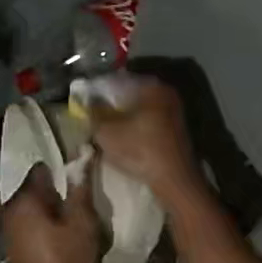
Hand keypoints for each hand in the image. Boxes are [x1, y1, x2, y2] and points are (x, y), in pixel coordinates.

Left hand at [2, 165, 97, 262]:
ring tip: (75, 217)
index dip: (64, 168)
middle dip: (58, 189)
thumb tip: (82, 155)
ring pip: (34, 205)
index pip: (43, 167)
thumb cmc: (64, 259)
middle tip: (82, 200)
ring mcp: (9, 225)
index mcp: (25, 197)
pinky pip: (30, 221)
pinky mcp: (13, 242)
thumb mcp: (81, 222)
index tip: (82, 177)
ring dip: (52, 208)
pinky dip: (45, 222)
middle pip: (37, 187)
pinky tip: (61, 233)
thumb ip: (81, 188)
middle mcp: (10, 206)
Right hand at [86, 76, 199, 198]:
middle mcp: (166, 93)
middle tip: (94, 119)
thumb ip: (93, 114)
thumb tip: (85, 103)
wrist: (176, 181)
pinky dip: (137, 130)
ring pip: (140, 111)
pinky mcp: (177, 132)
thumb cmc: (141, 151)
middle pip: (130, 96)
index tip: (84, 104)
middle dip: (111, 106)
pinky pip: (150, 125)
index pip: (116, 81)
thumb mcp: (107, 133)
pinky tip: (125, 142)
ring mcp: (175, 113)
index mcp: (151, 86)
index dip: (97, 92)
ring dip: (124, 120)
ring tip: (106, 132)